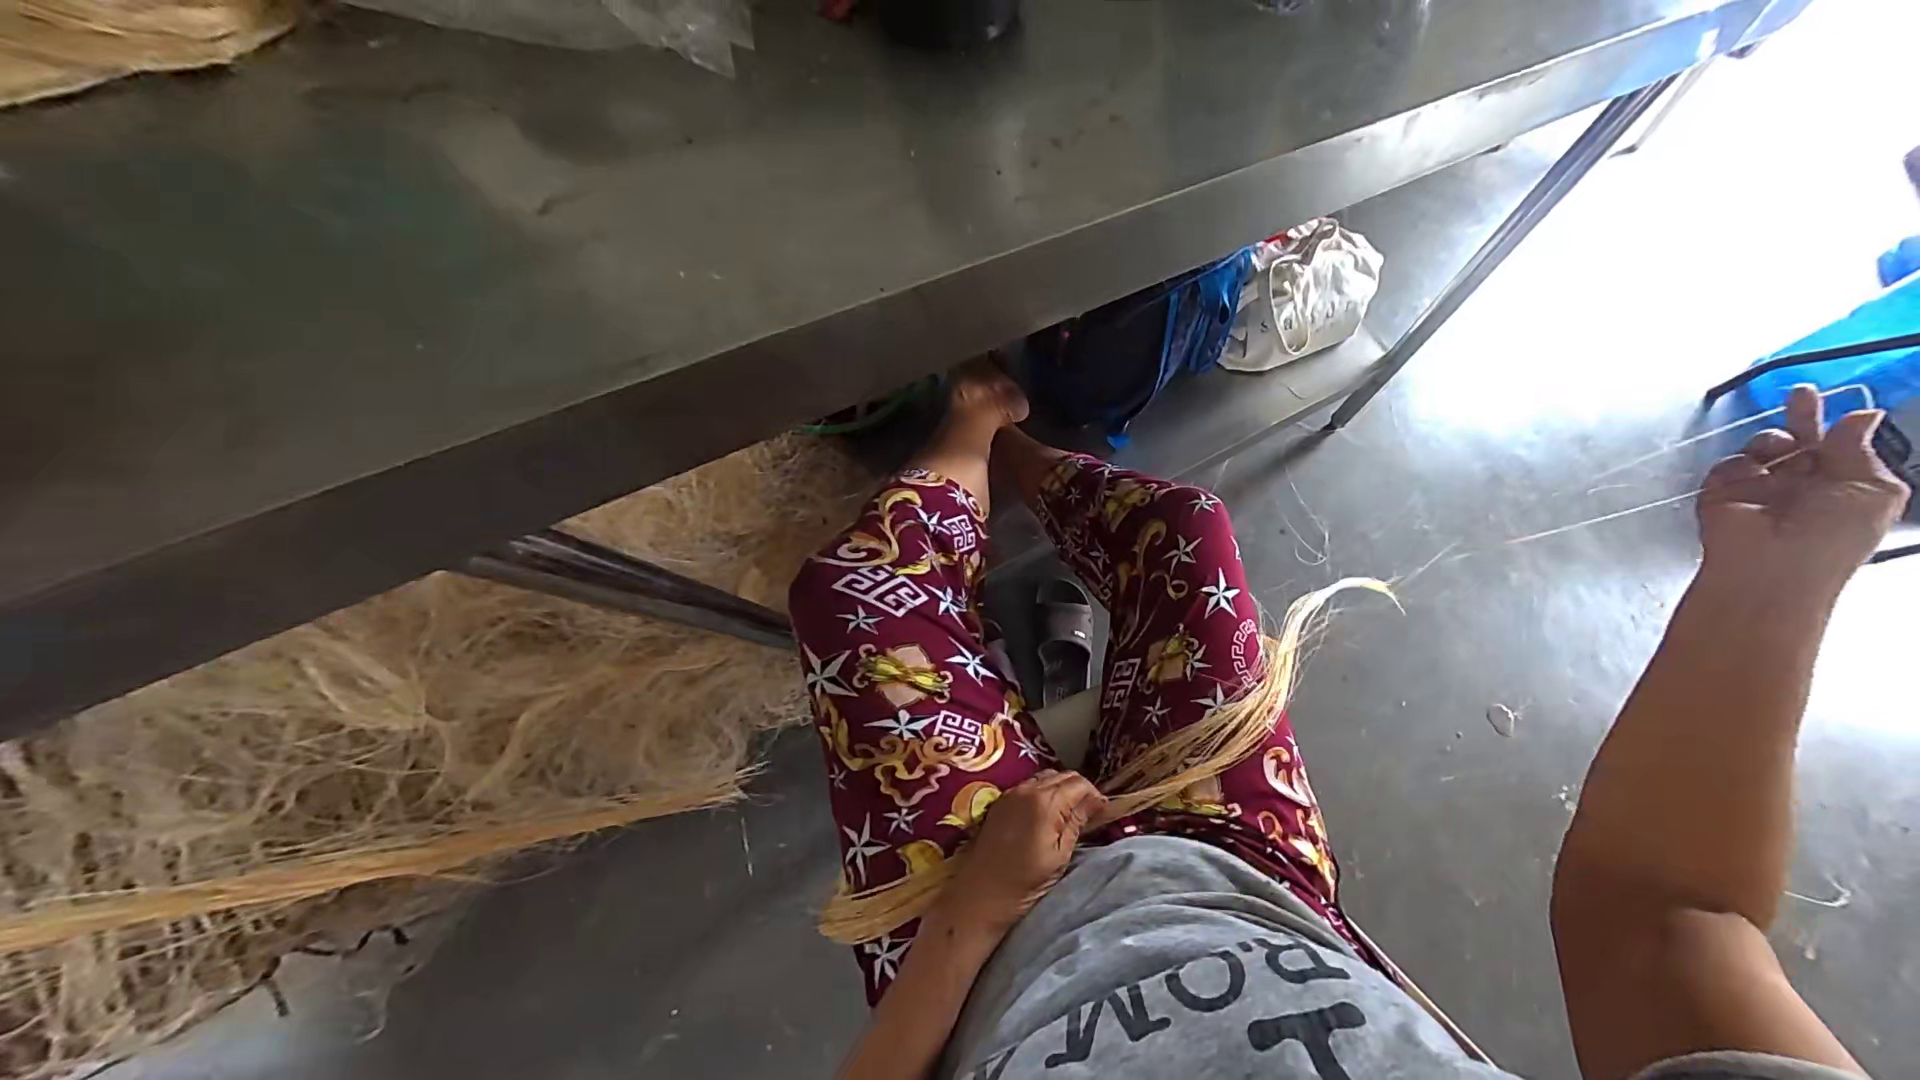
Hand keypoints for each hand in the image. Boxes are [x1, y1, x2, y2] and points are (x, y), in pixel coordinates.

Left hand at [931, 770, 1105, 936]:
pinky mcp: (1001, 801)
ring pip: (1045, 778)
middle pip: (1062, 775)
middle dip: (1079, 790)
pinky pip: (1029, 786)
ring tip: (1068, 815)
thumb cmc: (1024, 881)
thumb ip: (1076, 822)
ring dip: (1061, 789)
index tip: (1102, 814)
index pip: (1079, 783)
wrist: (980, 893)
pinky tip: (1047, 815)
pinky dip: (1043, 792)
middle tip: (1088, 814)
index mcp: (1044, 801)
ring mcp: (1011, 793)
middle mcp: (1026, 789)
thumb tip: (1097, 801)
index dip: (1094, 796)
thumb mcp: (1060, 855)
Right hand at [1698, 384, 1908, 593]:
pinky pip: (1729, 465)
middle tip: (1798, 393)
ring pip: (1762, 447)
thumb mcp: (1870, 488)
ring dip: (1772, 443)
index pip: (1837, 445)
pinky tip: (1749, 478)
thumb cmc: (1833, 533)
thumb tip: (1861, 415)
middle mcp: (1800, 482)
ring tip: (1778, 453)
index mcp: (1842, 483)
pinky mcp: (1720, 491)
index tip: (1827, 398)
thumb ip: (1857, 450)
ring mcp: (1758, 486)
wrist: (1769, 566)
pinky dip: (1739, 467)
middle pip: (1798, 441)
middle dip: (1800, 418)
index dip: (1834, 422)